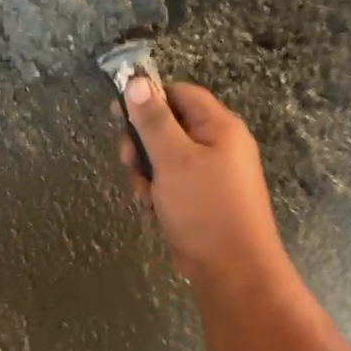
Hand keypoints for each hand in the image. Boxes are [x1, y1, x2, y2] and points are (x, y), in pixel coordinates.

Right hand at [116, 78, 287, 287]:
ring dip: (146, 174)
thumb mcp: (173, 159)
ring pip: (166, 159)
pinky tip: (153, 211)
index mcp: (220, 127)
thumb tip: (136, 81)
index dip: (149, 100)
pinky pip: (173, 185)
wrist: (232, 268)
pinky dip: (158, 194)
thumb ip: (153, 120)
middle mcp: (219, 146)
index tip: (119, 116)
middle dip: (142, 145)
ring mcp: (212, 175)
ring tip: (145, 196)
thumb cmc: (204, 207)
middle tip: (129, 163)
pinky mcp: (203, 200)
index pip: (180, 94)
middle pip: (169, 127)